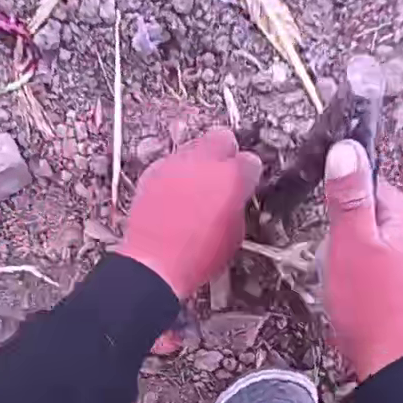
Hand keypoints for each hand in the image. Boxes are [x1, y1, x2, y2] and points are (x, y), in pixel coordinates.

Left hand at [115, 128, 262, 298]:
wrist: (156, 265)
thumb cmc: (195, 257)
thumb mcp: (234, 235)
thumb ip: (238, 206)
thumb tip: (235, 200)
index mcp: (232, 178)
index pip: (250, 161)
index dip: (249, 173)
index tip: (246, 181)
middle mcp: (203, 163)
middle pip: (221, 138)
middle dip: (225, 152)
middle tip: (225, 172)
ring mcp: (175, 166)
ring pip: (193, 147)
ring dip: (199, 163)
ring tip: (199, 186)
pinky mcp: (152, 174)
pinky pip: (170, 163)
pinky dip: (176, 174)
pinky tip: (177, 193)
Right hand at [320, 140, 402, 379]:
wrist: (381, 353)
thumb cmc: (369, 303)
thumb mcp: (352, 242)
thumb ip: (349, 196)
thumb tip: (346, 150)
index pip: (367, 183)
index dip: (342, 203)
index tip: (333, 226)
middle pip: (363, 209)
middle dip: (342, 230)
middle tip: (339, 256)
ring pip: (362, 232)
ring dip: (344, 249)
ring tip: (343, 272)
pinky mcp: (395, 271)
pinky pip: (366, 251)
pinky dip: (352, 263)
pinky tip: (349, 282)